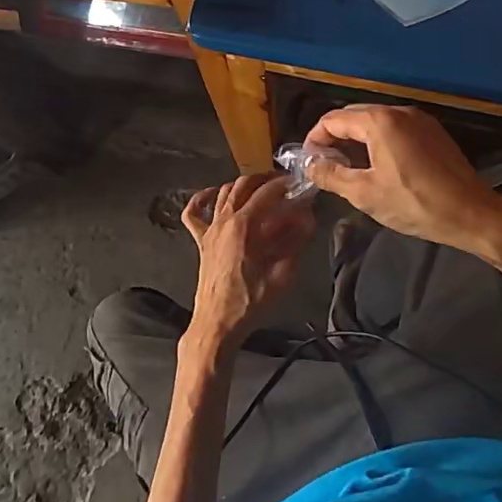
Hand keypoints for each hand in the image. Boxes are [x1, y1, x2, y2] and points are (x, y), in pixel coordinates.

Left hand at [181, 173, 313, 352]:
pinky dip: (201, 199)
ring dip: (241, 185)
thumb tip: (307, 218)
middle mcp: (224, 221)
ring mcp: (209, 229)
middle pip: (243, 185)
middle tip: (282, 182)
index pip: (267, 193)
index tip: (298, 183)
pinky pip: (193, 213)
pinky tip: (211, 194)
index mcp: (244, 225)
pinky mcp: (200, 241)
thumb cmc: (251, 301)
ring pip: (222, 193)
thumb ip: (295, 241)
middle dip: (264, 179)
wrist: (219, 322)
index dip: (285, 184)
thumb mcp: (282, 273)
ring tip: (259, 186)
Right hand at [303, 105, 501, 254]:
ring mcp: (419, 120)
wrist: (473, 214)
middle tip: (323, 165)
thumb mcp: (364, 193)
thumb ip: (330, 175)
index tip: (308, 161)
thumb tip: (308, 165)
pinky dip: (377, 141)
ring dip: (355, 140)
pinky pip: (394, 129)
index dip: (315, 138)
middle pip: (353, 116)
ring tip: (346, 167)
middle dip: (333, 137)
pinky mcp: (432, 132)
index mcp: (380, 121)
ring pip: (374, 122)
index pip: (332, 119)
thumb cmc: (415, 203)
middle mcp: (399, 112)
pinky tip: (375, 165)